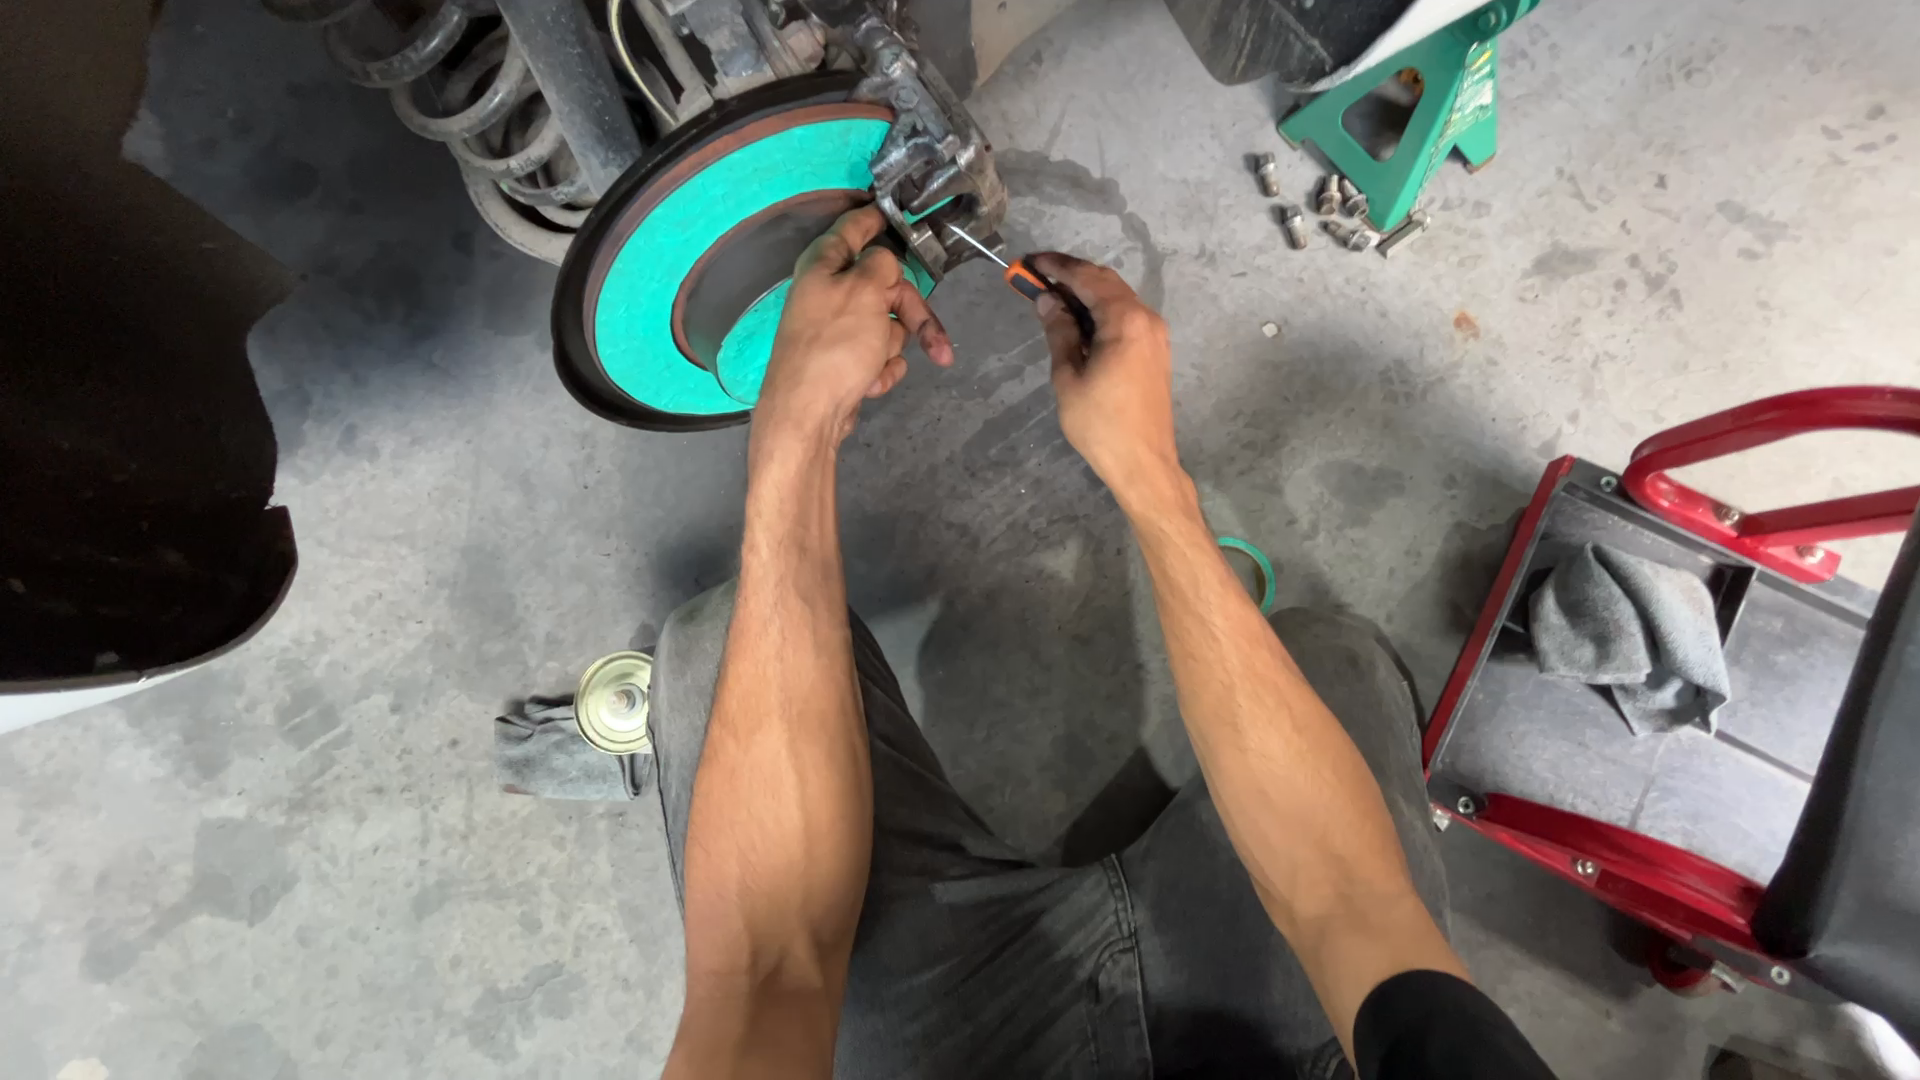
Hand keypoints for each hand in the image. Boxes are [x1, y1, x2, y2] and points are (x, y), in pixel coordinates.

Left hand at [752, 204, 953, 452]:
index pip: (854, 228)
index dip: (876, 219)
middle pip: (888, 288)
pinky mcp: (846, 361)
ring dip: (891, 348)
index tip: (894, 211)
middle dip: (913, 317)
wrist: (810, 413)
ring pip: (889, 325)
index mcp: (824, 264)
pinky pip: (879, 355)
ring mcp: (838, 329)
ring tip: (873, 366)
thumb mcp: (865, 291)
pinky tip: (869, 383)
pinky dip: (881, 370)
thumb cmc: (834, 346)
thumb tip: (885, 262)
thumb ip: (882, 265)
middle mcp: (828, 291)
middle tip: (938, 344)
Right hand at [1028, 253, 1179, 501]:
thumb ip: (1059, 333)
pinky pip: (1126, 318)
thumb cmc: (1100, 425)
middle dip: (1071, 276)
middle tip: (1037, 278)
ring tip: (1052, 299)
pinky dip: (1101, 312)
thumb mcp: (1069, 377)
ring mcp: (1156, 335)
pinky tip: (1078, 323)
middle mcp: (1147, 319)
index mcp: (1125, 321)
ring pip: (1117, 299)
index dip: (1057, 267)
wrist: (1143, 463)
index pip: (1088, 279)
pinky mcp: (1156, 351)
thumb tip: (1047, 301)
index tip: (1030, 262)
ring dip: (1086, 294)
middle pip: (1106, 283)